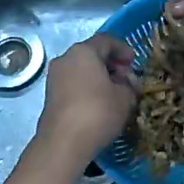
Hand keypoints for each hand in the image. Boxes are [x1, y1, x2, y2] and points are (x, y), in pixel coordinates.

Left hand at [36, 35, 138, 155]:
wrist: (63, 143)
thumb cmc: (98, 112)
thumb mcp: (125, 97)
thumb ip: (129, 84)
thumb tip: (125, 81)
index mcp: (83, 51)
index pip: (106, 40)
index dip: (123, 49)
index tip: (134, 61)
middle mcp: (64, 59)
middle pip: (91, 54)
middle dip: (111, 64)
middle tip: (126, 79)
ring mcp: (54, 78)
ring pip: (81, 70)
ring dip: (98, 78)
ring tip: (115, 93)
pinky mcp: (50, 96)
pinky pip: (72, 84)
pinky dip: (87, 88)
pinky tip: (99, 104)